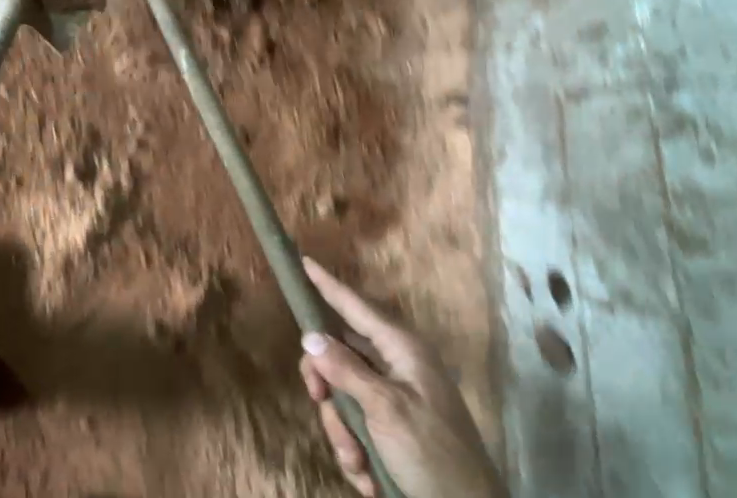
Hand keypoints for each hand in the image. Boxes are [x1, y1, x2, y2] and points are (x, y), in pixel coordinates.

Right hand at [298, 258, 504, 497]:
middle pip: (337, 356)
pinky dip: (355, 451)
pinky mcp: (390, 429)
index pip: (355, 307)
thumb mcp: (386, 411)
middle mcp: (396, 367)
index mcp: (402, 350)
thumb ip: (345, 370)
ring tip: (361, 463)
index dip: (328, 285)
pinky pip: (353, 427)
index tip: (304, 260)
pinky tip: (371, 476)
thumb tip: (309, 335)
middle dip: (328, 389)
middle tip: (319, 401)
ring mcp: (393, 399)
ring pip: (340, 397)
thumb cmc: (433, 454)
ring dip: (343, 432)